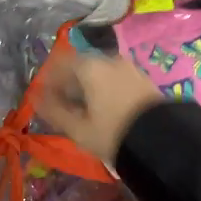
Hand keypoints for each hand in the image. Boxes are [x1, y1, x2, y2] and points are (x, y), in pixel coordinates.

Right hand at [37, 50, 163, 164]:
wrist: (164, 142)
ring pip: (98, 71)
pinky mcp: (142, 78)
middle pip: (80, 65)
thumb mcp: (79, 129)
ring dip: (88, 86)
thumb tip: (36, 99)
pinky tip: (106, 108)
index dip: (49, 80)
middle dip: (69, 83)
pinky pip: (114, 77)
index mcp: (89, 66)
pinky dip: (104, 88)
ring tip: (86, 110)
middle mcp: (107, 59)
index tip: (45, 98)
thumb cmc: (113, 133)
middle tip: (64, 106)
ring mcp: (127, 67)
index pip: (60, 64)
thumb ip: (54, 112)